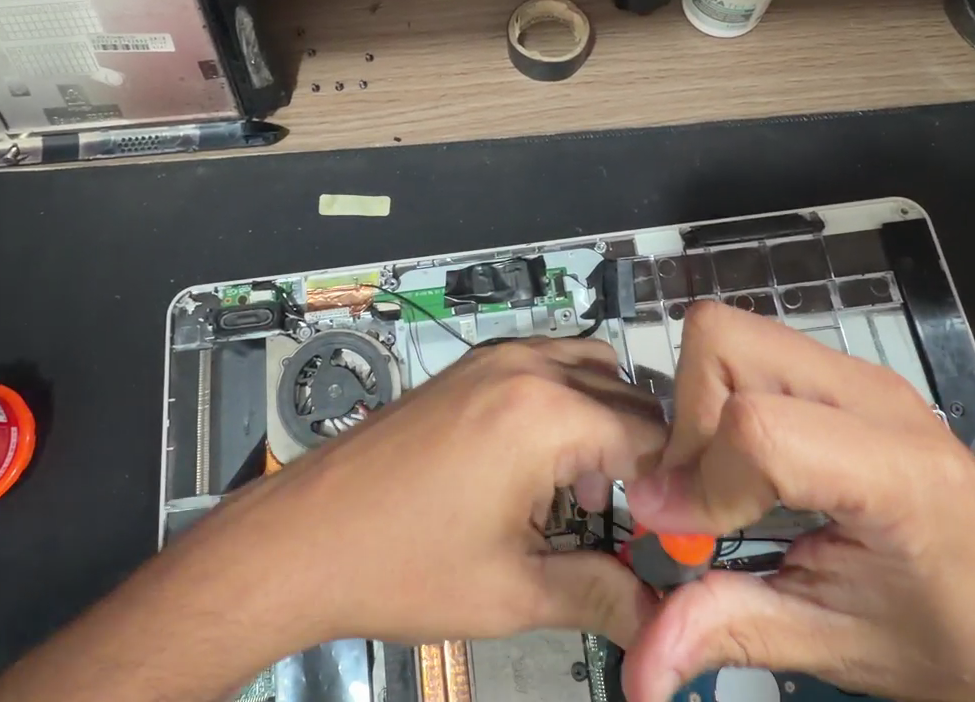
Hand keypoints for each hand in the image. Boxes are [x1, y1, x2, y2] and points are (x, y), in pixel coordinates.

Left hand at [190, 337, 668, 646]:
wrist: (302, 538)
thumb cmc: (402, 566)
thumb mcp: (514, 592)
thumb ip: (602, 596)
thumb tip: (662, 616)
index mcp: (547, 414)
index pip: (653, 439)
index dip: (672, 493)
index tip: (672, 538)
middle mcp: (527, 366)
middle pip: (627, 396)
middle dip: (644, 455)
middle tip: (637, 522)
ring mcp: (493, 358)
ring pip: (589, 369)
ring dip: (608, 420)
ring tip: (592, 491)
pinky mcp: (468, 367)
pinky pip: (545, 365)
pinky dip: (568, 400)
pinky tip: (546, 462)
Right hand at [619, 302, 974, 701]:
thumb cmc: (956, 641)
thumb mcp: (841, 648)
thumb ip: (732, 633)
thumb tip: (639, 672)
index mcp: (897, 474)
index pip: (758, 428)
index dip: (701, 481)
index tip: (679, 535)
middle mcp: (873, 396)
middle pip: (722, 340)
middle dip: (685, 417)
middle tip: (697, 495)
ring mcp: (855, 373)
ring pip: (725, 332)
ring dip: (695, 404)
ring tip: (716, 480)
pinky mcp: (839, 372)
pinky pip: (746, 350)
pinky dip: (716, 398)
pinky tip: (742, 464)